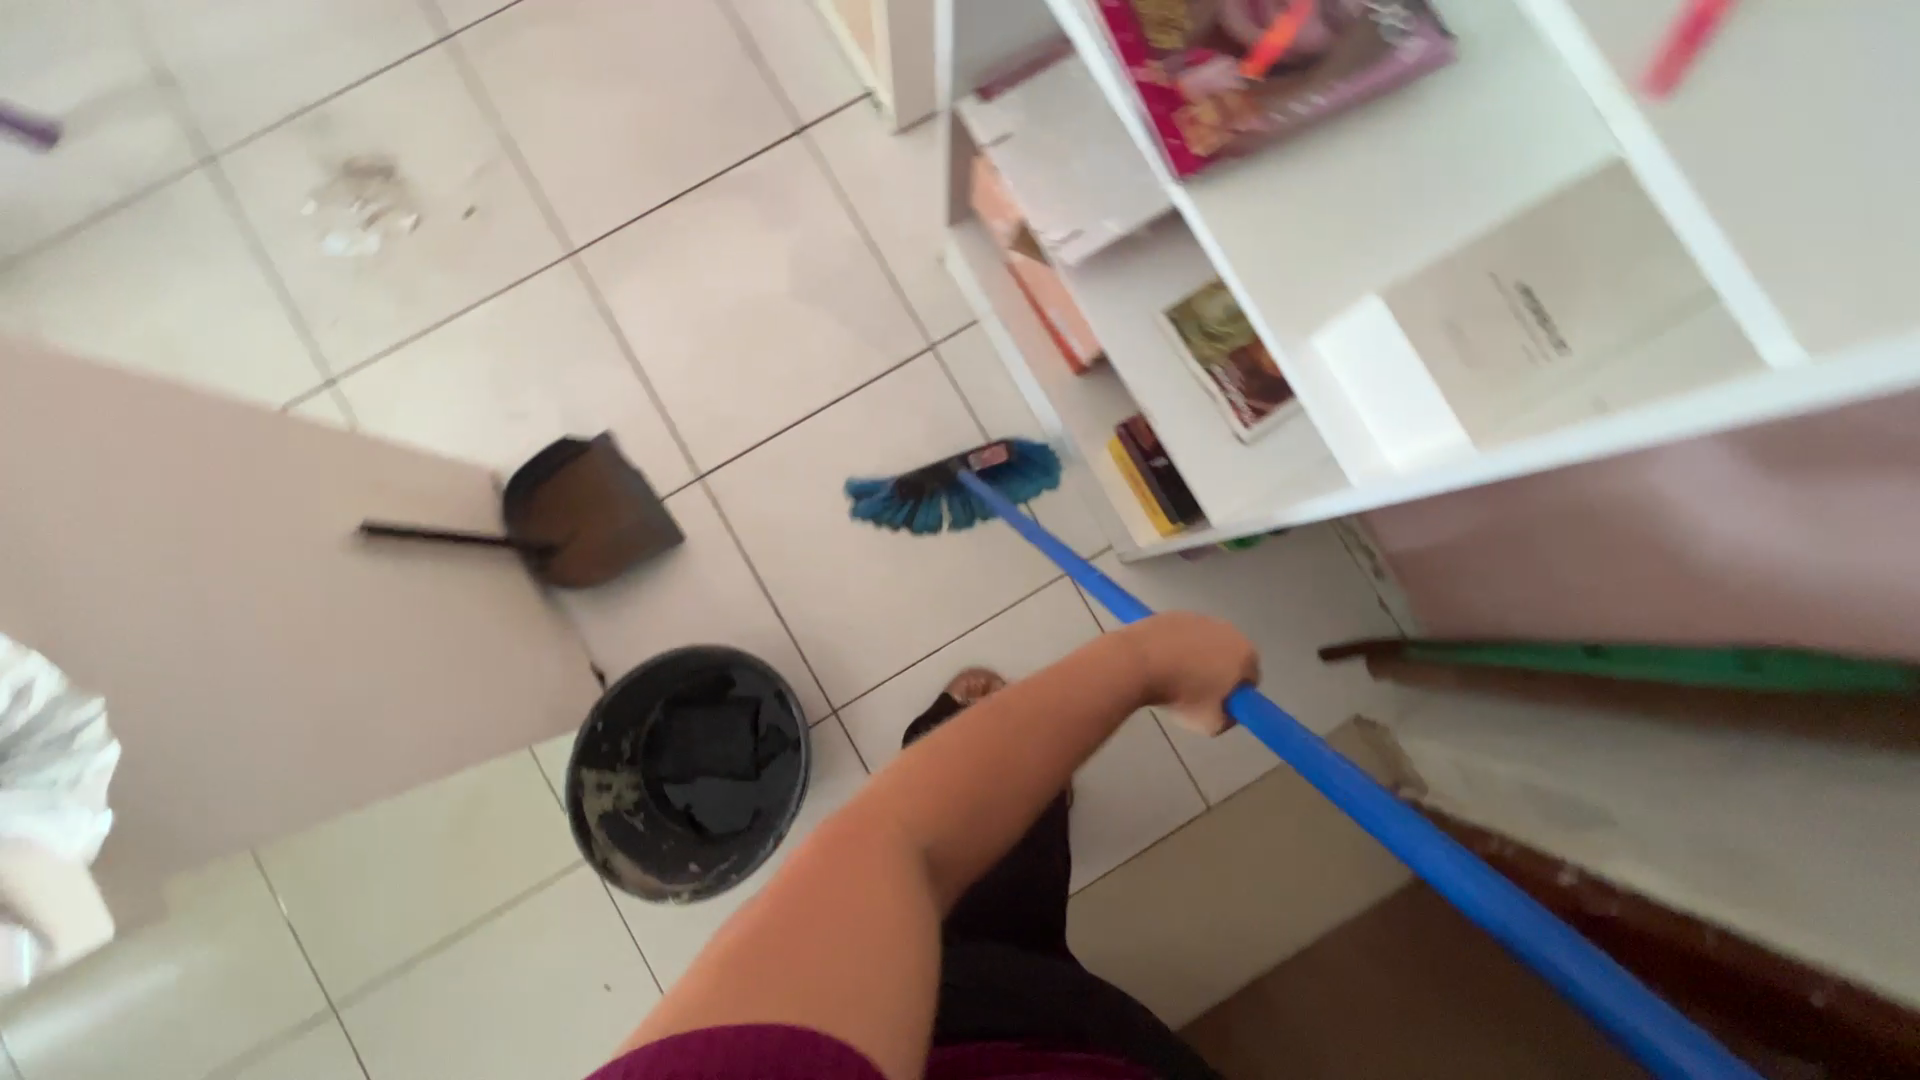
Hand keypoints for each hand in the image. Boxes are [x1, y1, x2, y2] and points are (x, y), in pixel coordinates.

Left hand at [1120, 612, 1258, 736]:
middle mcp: (1227, 629)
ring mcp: (1198, 617)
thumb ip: (1228, 719)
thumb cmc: (1181, 694)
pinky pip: (1181, 636)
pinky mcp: (1172, 613)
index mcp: (1244, 653)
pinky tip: (1160, 661)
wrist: (1136, 663)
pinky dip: (1175, 646)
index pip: (1250, 678)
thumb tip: (1225, 711)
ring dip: (1195, 658)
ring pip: (1204, 644)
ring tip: (1173, 676)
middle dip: (1217, 673)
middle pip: (1228, 656)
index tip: (1217, 705)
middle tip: (1195, 692)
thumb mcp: (1212, 724)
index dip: (1236, 695)